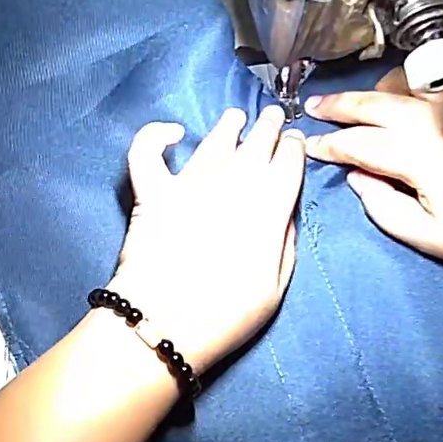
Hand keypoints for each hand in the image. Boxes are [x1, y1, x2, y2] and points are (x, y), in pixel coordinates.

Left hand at [106, 105, 305, 373]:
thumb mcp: (276, 288)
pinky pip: (148, 150)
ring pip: (214, 139)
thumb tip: (286, 212)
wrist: (164, 324)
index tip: (294, 141)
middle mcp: (233, 182)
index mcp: (269, 206)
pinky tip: (172, 132)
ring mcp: (189, 182)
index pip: (289, 160)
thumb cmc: (227, 315)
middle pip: (256, 141)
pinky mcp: (152, 190)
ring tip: (235, 118)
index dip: (293, 146)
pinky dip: (156, 135)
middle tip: (272, 117)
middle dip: (268, 126)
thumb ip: (286, 242)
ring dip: (228, 125)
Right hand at [303, 56, 442, 280]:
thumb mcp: (428, 236)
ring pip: (410, 79)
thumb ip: (383, 206)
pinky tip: (435, 84)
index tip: (309, 146)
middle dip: (339, 106)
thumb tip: (357, 178)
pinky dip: (442, 72)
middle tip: (316, 107)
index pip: (356, 142)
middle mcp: (436, 116)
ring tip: (369, 102)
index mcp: (416, 152)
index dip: (328, 145)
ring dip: (381, 89)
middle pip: (374, 102)